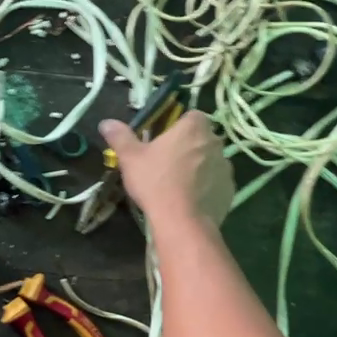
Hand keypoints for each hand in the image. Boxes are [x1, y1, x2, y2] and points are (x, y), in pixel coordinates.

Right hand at [99, 110, 233, 228]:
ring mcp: (226, 167)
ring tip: (178, 183)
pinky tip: (189, 199)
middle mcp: (215, 142)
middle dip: (188, 145)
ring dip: (199, 166)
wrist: (182, 222)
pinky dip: (207, 186)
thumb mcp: (130, 158)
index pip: (193, 115)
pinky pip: (217, 181)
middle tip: (167, 161)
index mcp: (193, 128)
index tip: (165, 138)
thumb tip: (106, 123)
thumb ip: (120, 137)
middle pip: (202, 137)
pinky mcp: (230, 189)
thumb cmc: (155, 182)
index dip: (179, 124)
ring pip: (211, 160)